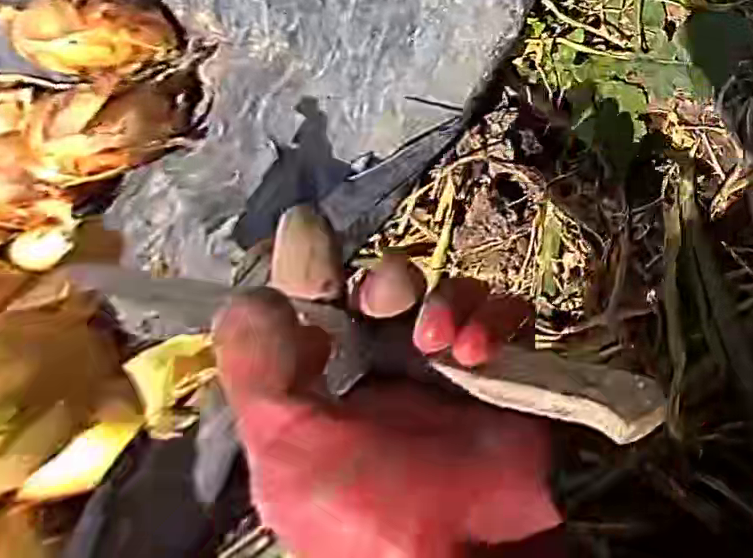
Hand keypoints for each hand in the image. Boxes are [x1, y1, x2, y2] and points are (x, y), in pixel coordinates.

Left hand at [212, 249, 561, 557]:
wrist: (472, 540)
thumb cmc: (367, 507)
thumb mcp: (293, 452)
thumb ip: (266, 377)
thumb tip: (243, 299)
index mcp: (331, 388)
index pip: (317, 312)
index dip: (312, 271)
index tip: (305, 226)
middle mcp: (392, 365)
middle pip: (393, 290)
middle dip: (391, 282)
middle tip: (389, 299)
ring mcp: (455, 358)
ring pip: (454, 291)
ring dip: (449, 303)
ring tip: (444, 342)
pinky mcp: (509, 355)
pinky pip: (506, 311)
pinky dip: (495, 320)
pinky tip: (479, 352)